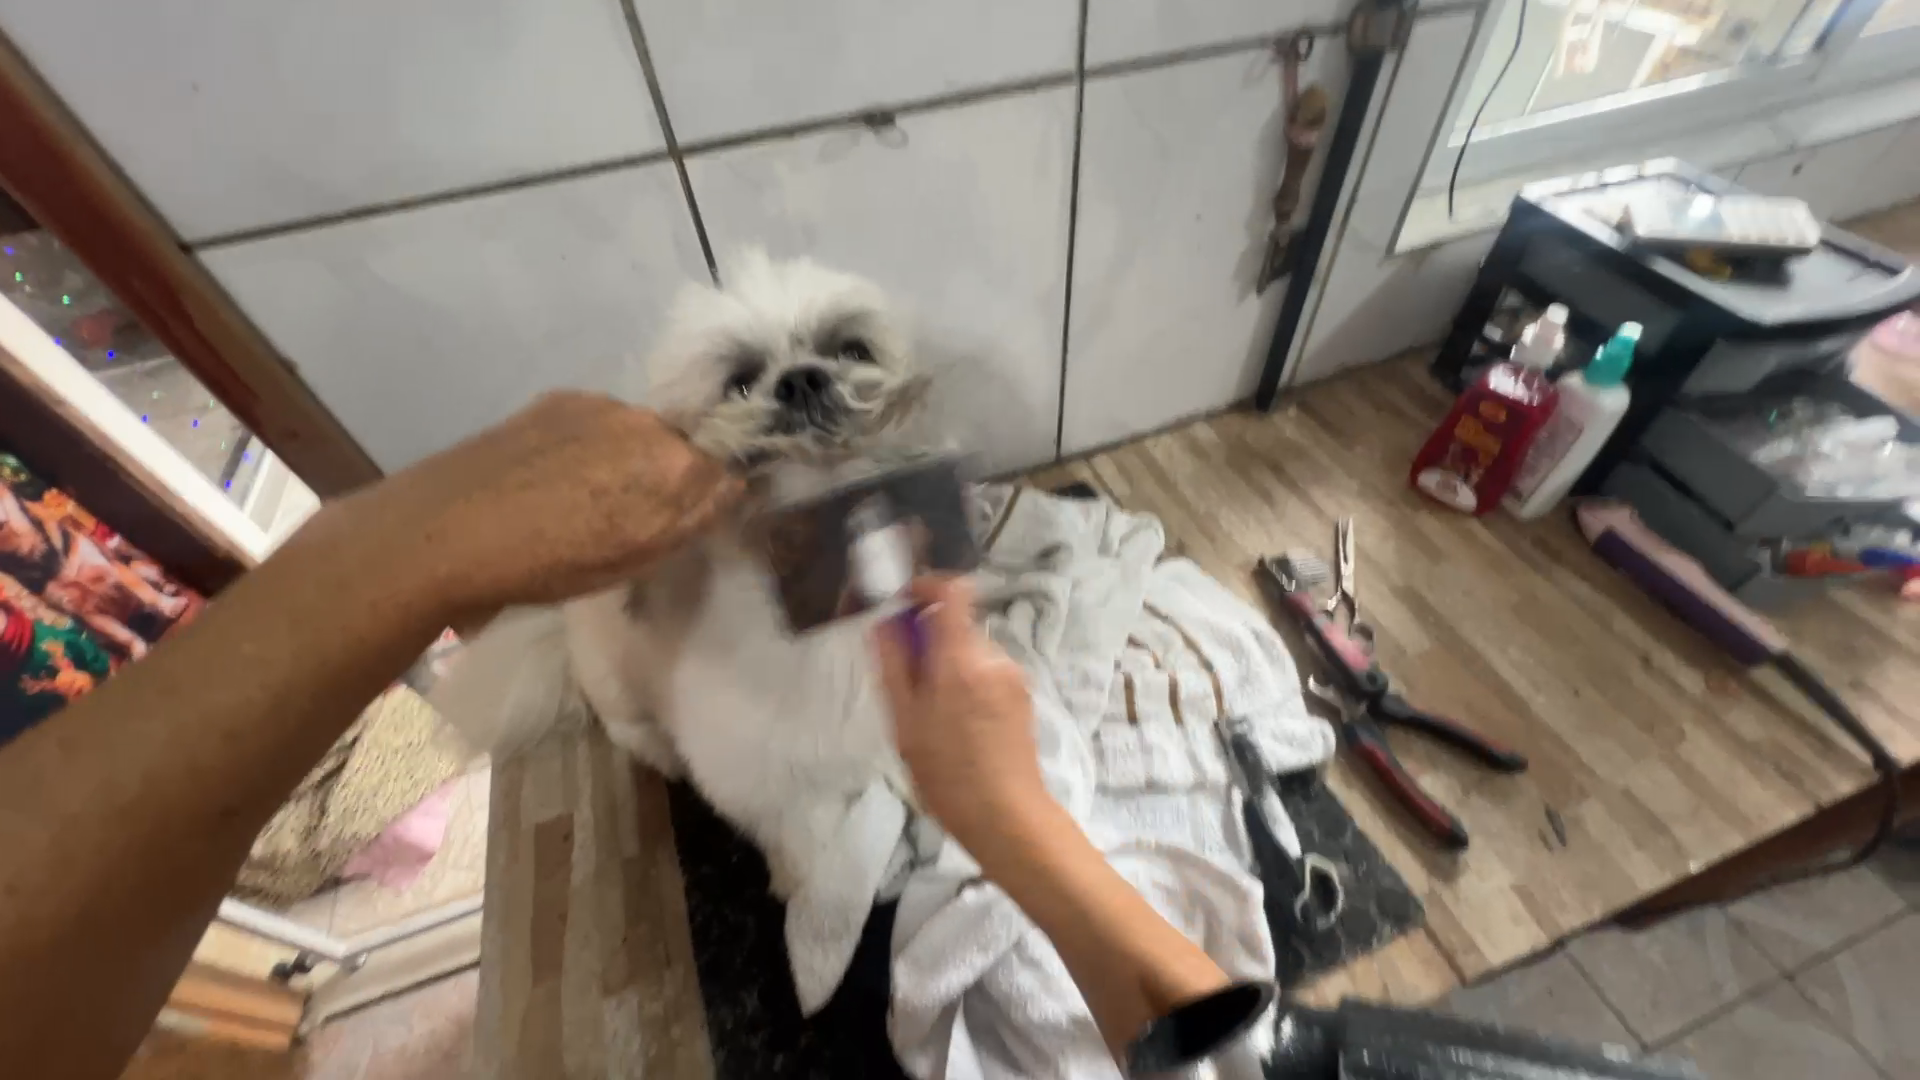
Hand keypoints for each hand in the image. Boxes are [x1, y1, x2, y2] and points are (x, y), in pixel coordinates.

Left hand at [308, 393, 742, 619]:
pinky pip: (600, 420)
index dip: (715, 494)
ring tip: (586, 491)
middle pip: (686, 446)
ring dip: (631, 456)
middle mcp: (651, 424)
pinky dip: (594, 441)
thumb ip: (693, 518)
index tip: (695, 514)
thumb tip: (726, 488)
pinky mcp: (561, 397)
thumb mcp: (638, 558)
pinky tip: (557, 471)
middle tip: (635, 510)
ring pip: (641, 432)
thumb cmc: (550, 564)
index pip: (729, 471)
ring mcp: (603, 405)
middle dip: (674, 473)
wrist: (443, 531)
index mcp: (680, 468)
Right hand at [871, 577, 1051, 859]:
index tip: (904, 605)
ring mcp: (1013, 675)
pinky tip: (962, 726)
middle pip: (957, 625)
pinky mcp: (1024, 694)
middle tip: (910, 688)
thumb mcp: (904, 722)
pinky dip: (969, 684)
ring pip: (970, 652)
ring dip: (949, 666)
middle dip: (930, 643)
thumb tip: (883, 623)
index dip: (925, 586)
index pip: (952, 590)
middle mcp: (993, 657)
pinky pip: (987, 672)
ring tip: (937, 717)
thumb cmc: (947, 774)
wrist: (1007, 816)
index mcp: (960, 658)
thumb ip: (893, 664)